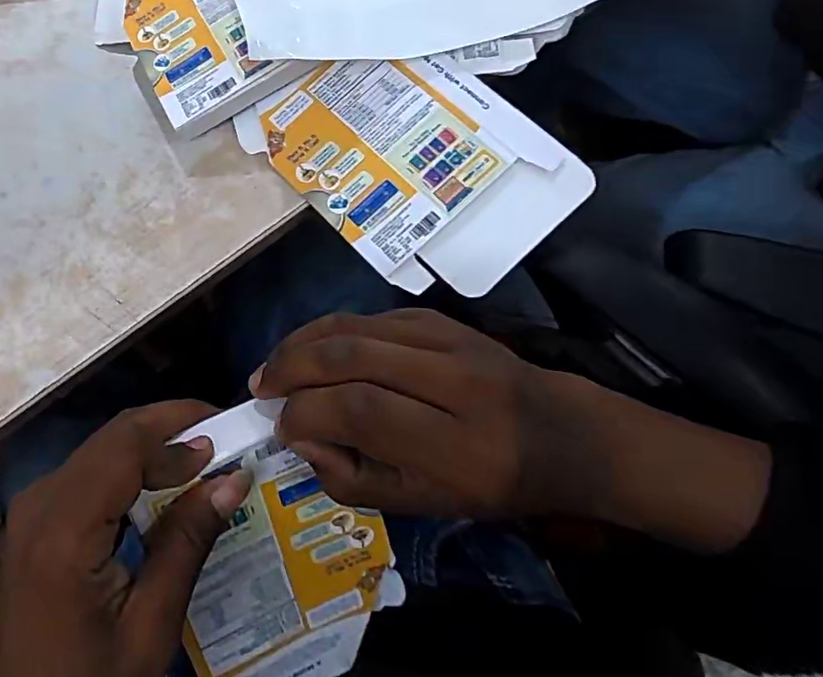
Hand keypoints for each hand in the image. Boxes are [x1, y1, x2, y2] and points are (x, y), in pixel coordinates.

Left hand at [0, 401, 251, 676]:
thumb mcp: (148, 628)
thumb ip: (185, 545)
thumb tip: (231, 480)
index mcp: (64, 527)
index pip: (124, 446)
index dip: (175, 433)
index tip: (225, 440)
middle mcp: (40, 499)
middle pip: (110, 439)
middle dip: (167, 429)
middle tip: (221, 434)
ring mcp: (32, 505)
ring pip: (100, 450)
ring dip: (150, 447)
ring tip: (201, 457)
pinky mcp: (34, 517)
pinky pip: (87, 473)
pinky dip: (128, 469)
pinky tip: (161, 484)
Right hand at [252, 310, 588, 520]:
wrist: (562, 432)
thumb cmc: (492, 483)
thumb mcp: (425, 505)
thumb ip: (353, 479)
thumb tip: (300, 437)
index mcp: (462, 446)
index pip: (362, 411)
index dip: (307, 415)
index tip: (282, 429)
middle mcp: (457, 383)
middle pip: (349, 357)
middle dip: (290, 368)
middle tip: (260, 387)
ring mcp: (447, 339)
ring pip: (351, 326)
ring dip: (298, 343)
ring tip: (274, 367)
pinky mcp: (434, 317)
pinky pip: (364, 318)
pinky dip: (325, 333)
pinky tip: (310, 353)